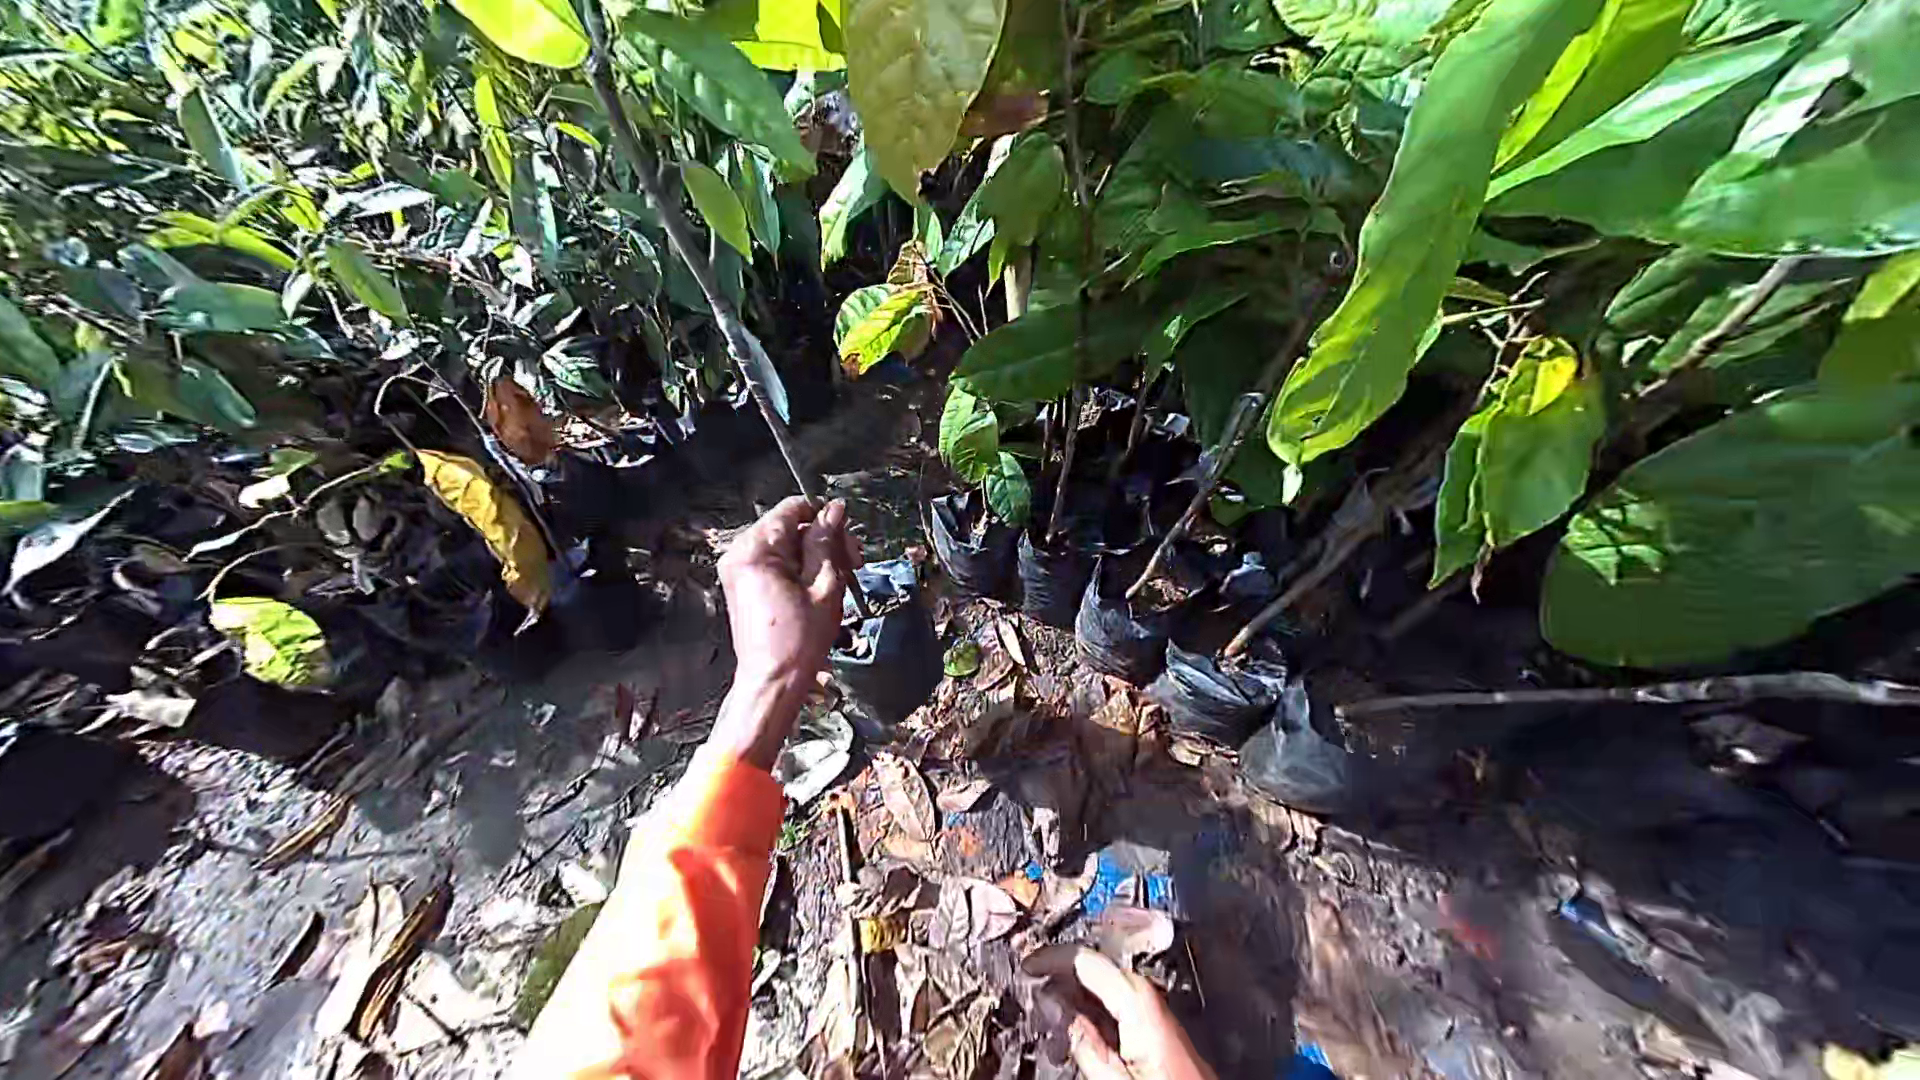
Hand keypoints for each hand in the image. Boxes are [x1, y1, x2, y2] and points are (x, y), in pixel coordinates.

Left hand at [711, 496, 860, 766]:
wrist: (774, 681)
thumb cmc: (798, 641)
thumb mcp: (824, 585)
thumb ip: (827, 541)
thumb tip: (835, 510)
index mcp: (755, 550)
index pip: (793, 508)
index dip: (825, 518)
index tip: (846, 538)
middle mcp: (740, 553)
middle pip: (790, 526)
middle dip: (824, 540)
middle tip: (851, 564)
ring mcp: (739, 569)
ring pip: (786, 545)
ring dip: (816, 556)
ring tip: (839, 582)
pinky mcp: (744, 584)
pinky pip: (776, 562)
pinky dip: (800, 569)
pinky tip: (820, 589)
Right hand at [1026, 947, 1216, 1079]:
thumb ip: (1085, 1043)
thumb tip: (1056, 1008)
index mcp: (1137, 997)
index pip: (1085, 958)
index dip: (1050, 958)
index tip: (1025, 965)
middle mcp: (1147, 994)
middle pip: (1094, 968)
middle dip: (1061, 974)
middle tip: (1032, 986)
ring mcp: (1154, 1010)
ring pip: (1104, 986)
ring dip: (1074, 992)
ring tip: (1047, 1008)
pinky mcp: (1157, 1029)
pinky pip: (1116, 1005)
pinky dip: (1092, 1009)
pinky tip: (1077, 1026)